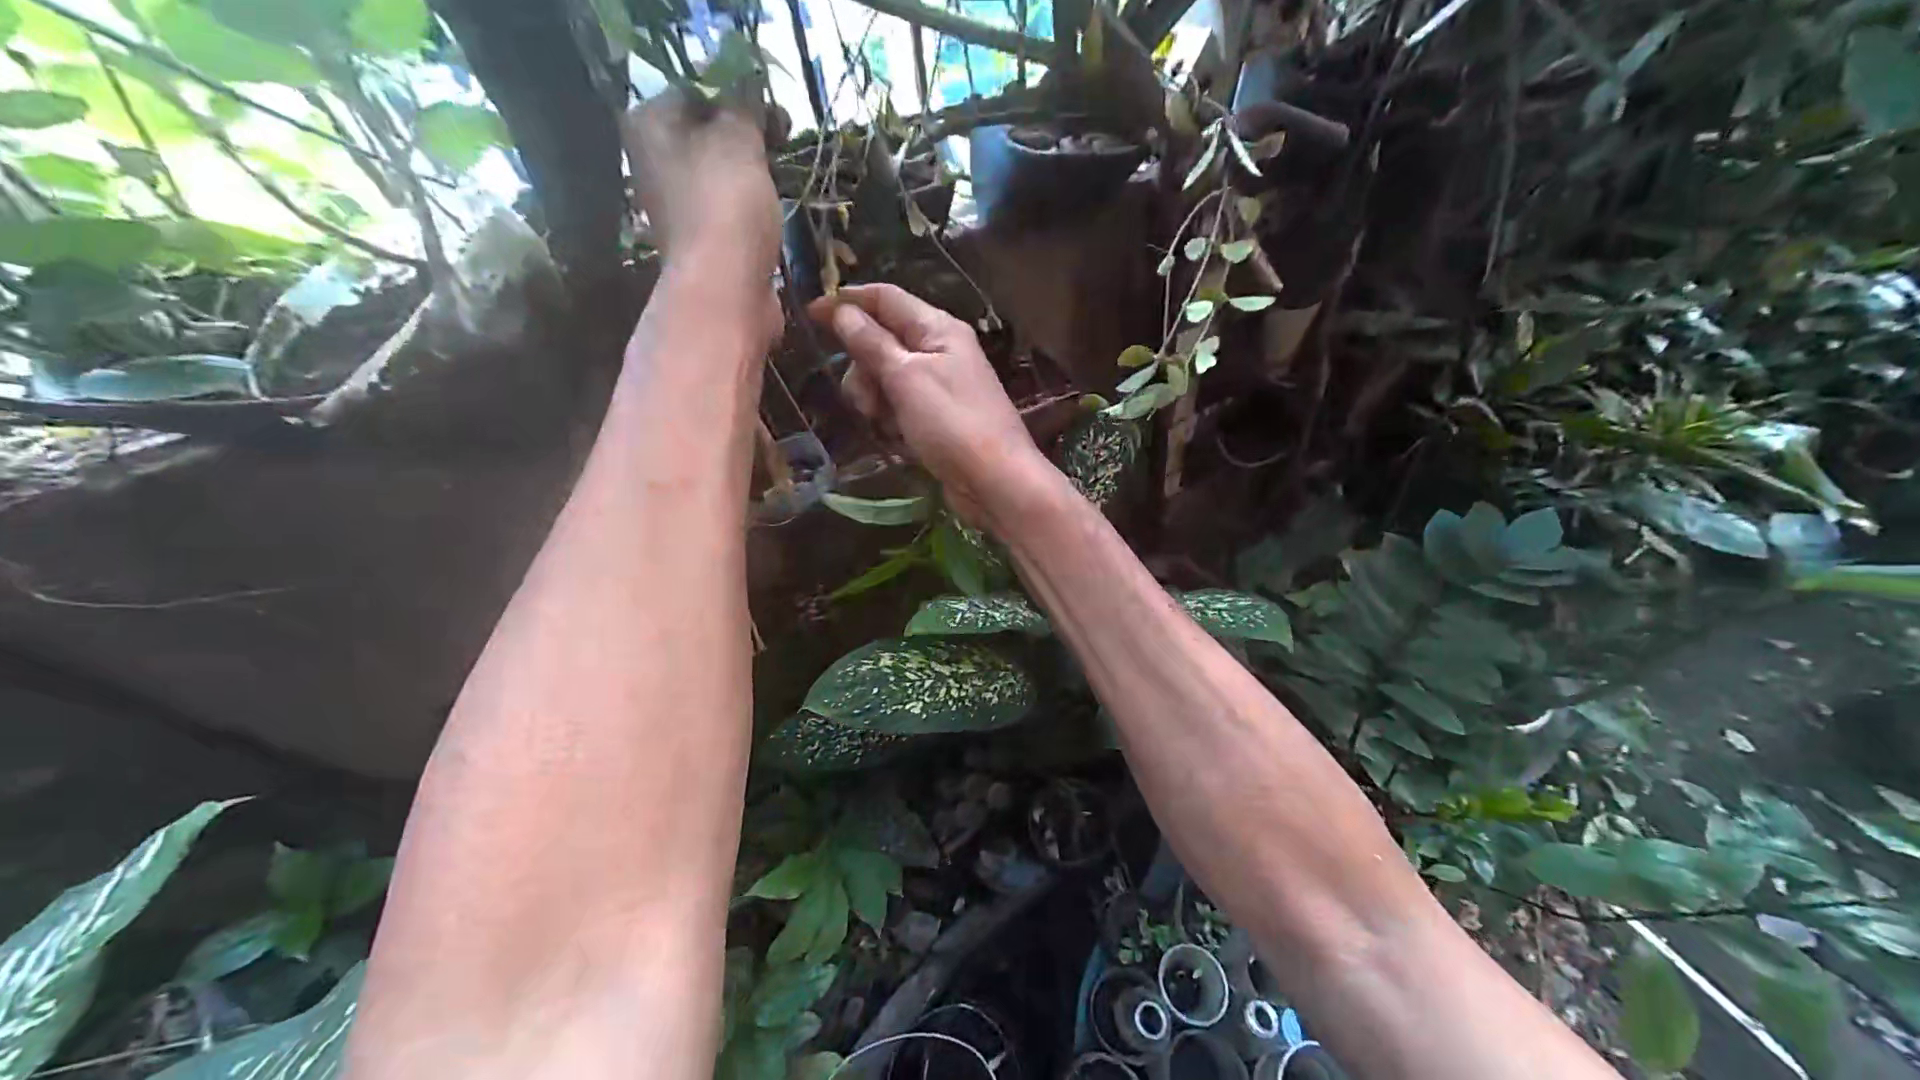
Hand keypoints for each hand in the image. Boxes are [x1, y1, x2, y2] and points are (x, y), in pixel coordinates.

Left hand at [621, 93, 779, 274]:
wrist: (727, 289)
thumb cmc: (726, 205)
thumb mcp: (738, 138)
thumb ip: (744, 106)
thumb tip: (748, 93)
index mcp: (649, 126)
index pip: (693, 90)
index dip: (735, 95)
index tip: (774, 112)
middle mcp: (653, 163)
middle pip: (706, 133)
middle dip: (745, 136)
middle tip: (782, 143)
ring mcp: (676, 206)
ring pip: (719, 173)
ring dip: (751, 174)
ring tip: (780, 179)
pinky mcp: (701, 240)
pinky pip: (728, 210)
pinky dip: (749, 208)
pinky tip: (770, 214)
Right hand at [809, 284, 1050, 523]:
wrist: (995, 481)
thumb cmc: (952, 423)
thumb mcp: (907, 377)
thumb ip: (872, 342)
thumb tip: (843, 310)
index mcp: (937, 329)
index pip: (885, 298)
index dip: (847, 302)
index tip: (810, 314)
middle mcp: (938, 351)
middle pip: (880, 342)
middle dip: (863, 369)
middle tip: (866, 401)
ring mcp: (937, 387)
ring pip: (885, 380)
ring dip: (876, 401)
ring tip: (885, 426)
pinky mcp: (935, 419)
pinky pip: (899, 409)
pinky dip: (892, 422)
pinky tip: (898, 442)